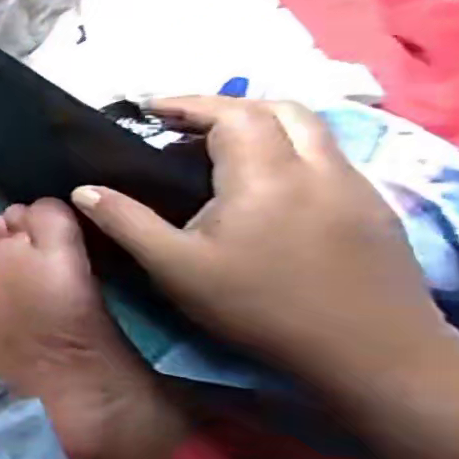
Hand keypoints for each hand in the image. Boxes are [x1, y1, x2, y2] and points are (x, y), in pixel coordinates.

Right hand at [69, 97, 455, 381]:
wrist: (374, 355)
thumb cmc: (262, 307)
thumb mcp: (176, 268)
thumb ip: (127, 223)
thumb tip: (83, 190)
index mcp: (265, 175)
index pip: (231, 113)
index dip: (189, 104)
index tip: (150, 109)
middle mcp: (317, 166)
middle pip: (279, 108)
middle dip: (228, 106)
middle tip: (186, 125)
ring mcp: (354, 186)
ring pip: (312, 128)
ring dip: (264, 124)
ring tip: (222, 149)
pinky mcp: (374, 208)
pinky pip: (327, 156)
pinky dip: (289, 149)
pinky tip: (267, 185)